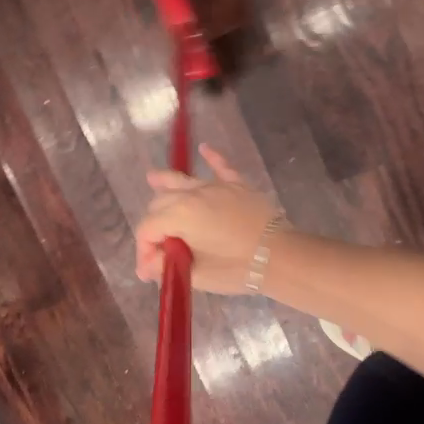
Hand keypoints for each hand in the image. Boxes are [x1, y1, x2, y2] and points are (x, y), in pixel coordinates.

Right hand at [135, 144, 282, 295]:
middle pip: (161, 202)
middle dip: (154, 224)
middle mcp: (193, 193)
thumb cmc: (236, 268)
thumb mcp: (196, 274)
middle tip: (159, 248)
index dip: (143, 250)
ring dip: (165, 182)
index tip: (149, 272)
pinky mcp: (239, 186)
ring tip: (152, 178)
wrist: (280, 257)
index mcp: (179, 214)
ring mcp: (217, 187)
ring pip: (183, 181)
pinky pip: (222, 167)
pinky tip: (205, 149)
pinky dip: (212, 158)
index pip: (147, 228)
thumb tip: (150, 265)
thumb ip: (167, 266)